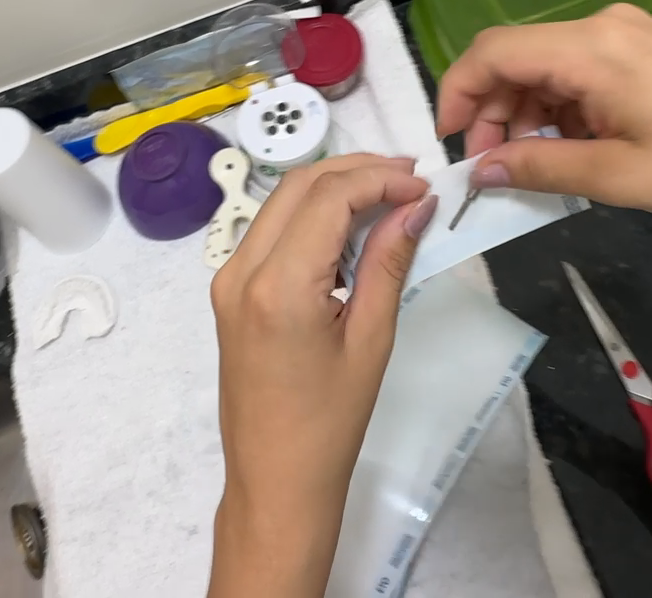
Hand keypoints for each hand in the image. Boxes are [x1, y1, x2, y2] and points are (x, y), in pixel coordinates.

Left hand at [208, 154, 438, 597]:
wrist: (274, 483)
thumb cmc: (331, 423)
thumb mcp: (371, 338)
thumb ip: (389, 260)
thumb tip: (416, 205)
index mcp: (277, 285)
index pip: (329, 197)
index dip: (380, 179)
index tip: (423, 186)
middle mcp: (241, 269)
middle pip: (299, 185)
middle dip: (356, 169)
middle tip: (409, 175)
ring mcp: (228, 277)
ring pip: (282, 201)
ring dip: (334, 186)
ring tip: (388, 190)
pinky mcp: (230, 289)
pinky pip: (272, 229)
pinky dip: (312, 213)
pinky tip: (351, 223)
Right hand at [435, 3, 651, 244]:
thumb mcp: (615, 177)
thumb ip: (537, 167)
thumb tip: (478, 172)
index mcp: (592, 47)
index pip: (493, 51)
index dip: (458, 94)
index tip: (452, 145)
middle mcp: (602, 27)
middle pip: (516, 57)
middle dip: (492, 111)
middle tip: (493, 169)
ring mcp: (625, 37)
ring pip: (544, 67)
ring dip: (525, 113)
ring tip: (533, 166)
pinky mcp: (642, 54)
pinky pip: (577, 74)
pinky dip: (558, 110)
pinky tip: (570, 149)